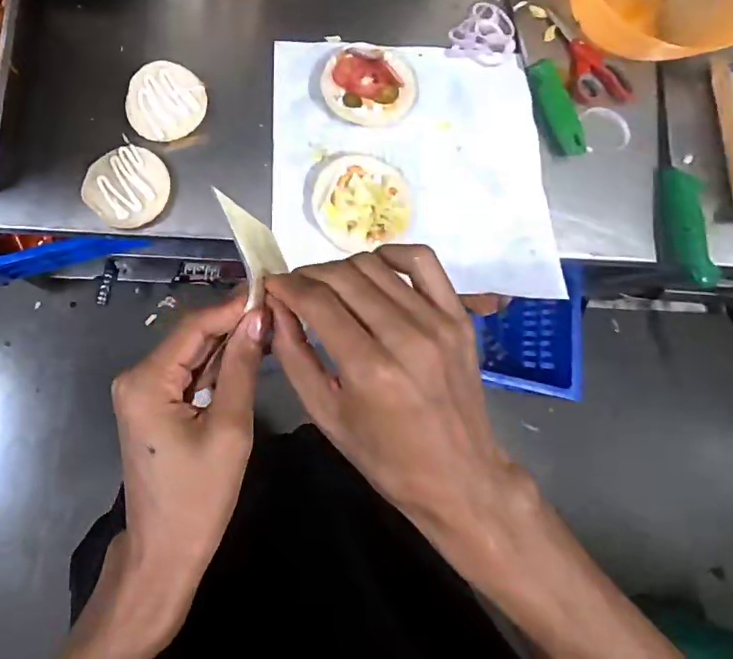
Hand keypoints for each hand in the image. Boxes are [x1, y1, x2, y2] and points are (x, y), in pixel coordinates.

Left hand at [63, 293, 266, 657]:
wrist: (164, 554)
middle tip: (275, 309)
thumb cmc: (198, 499)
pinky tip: (247, 353)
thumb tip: (257, 318)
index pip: (194, 327)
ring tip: (269, 326)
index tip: (268, 293)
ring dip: (227, 343)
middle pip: (190, 338)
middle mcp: (136, 376)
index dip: (231, 308)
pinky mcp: (151, 404)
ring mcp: (141, 390)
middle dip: (232, 324)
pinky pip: (187, 373)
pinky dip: (216, 366)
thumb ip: (242, 368)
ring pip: (191, 354)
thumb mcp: (230, 430)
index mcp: (146, 380)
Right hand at [266, 247, 679, 658]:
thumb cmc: (386, 457)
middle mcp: (405, 337)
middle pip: (342, 277)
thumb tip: (274, 307)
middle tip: (294, 287)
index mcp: (370, 369)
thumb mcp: (326, 416)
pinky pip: (422, 261)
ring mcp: (437, 322)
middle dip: (308, 275)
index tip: (271, 285)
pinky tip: (374, 266)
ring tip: (328, 284)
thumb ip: (293, 355)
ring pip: (375, 265)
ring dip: (341, 267)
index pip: (316, 301)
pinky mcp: (458, 317)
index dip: (286, 286)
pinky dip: (392, 253)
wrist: (461, 478)